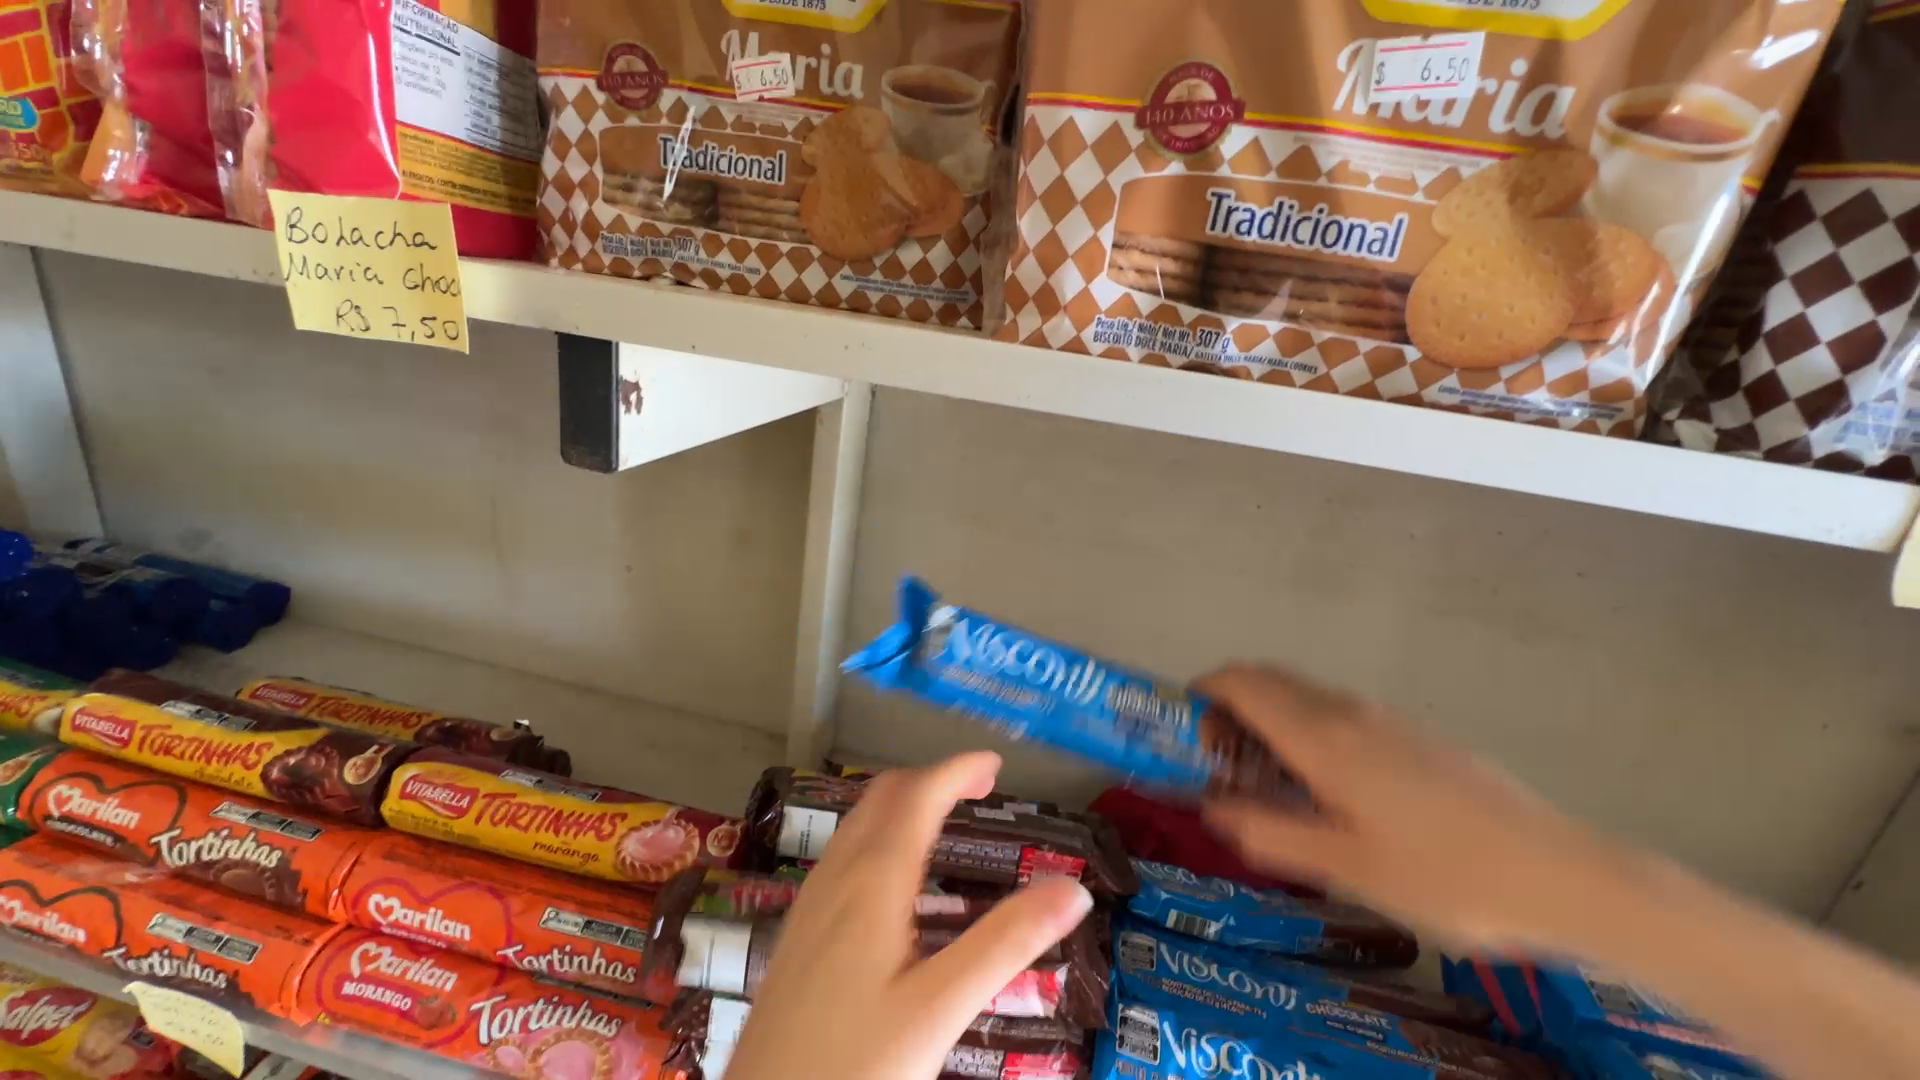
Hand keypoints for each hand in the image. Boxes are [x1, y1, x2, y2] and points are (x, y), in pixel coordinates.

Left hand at [726, 752, 1094, 1079]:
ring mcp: (812, 900)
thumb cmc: (856, 1062)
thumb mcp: (941, 1008)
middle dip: (933, 779)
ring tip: (944, 818)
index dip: (957, 770)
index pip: (918, 795)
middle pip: (884, 796)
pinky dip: (879, 833)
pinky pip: (843, 852)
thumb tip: (1073, 889)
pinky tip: (894, 877)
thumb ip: (1006, 944)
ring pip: (859, 822)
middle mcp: (838, 875)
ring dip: (904, 803)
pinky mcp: (799, 929)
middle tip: (979, 788)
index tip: (995, 763)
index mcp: (875, 880)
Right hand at [1198, 664, 1639, 952]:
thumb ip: (1269, 832)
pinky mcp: (1414, 735)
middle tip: (1217, 766)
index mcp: (1323, 736)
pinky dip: (1304, 734)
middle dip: (1228, 710)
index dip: (1200, 694)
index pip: (1240, 681)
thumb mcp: (1344, 867)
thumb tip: (1213, 806)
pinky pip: (1337, 716)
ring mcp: (1386, 719)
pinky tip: (1326, 794)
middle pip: (1268, 681)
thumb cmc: (1443, 875)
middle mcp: (1349, 711)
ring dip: (1267, 724)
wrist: (1562, 874)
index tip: (1183, 734)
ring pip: (1304, 699)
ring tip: (1266, 787)